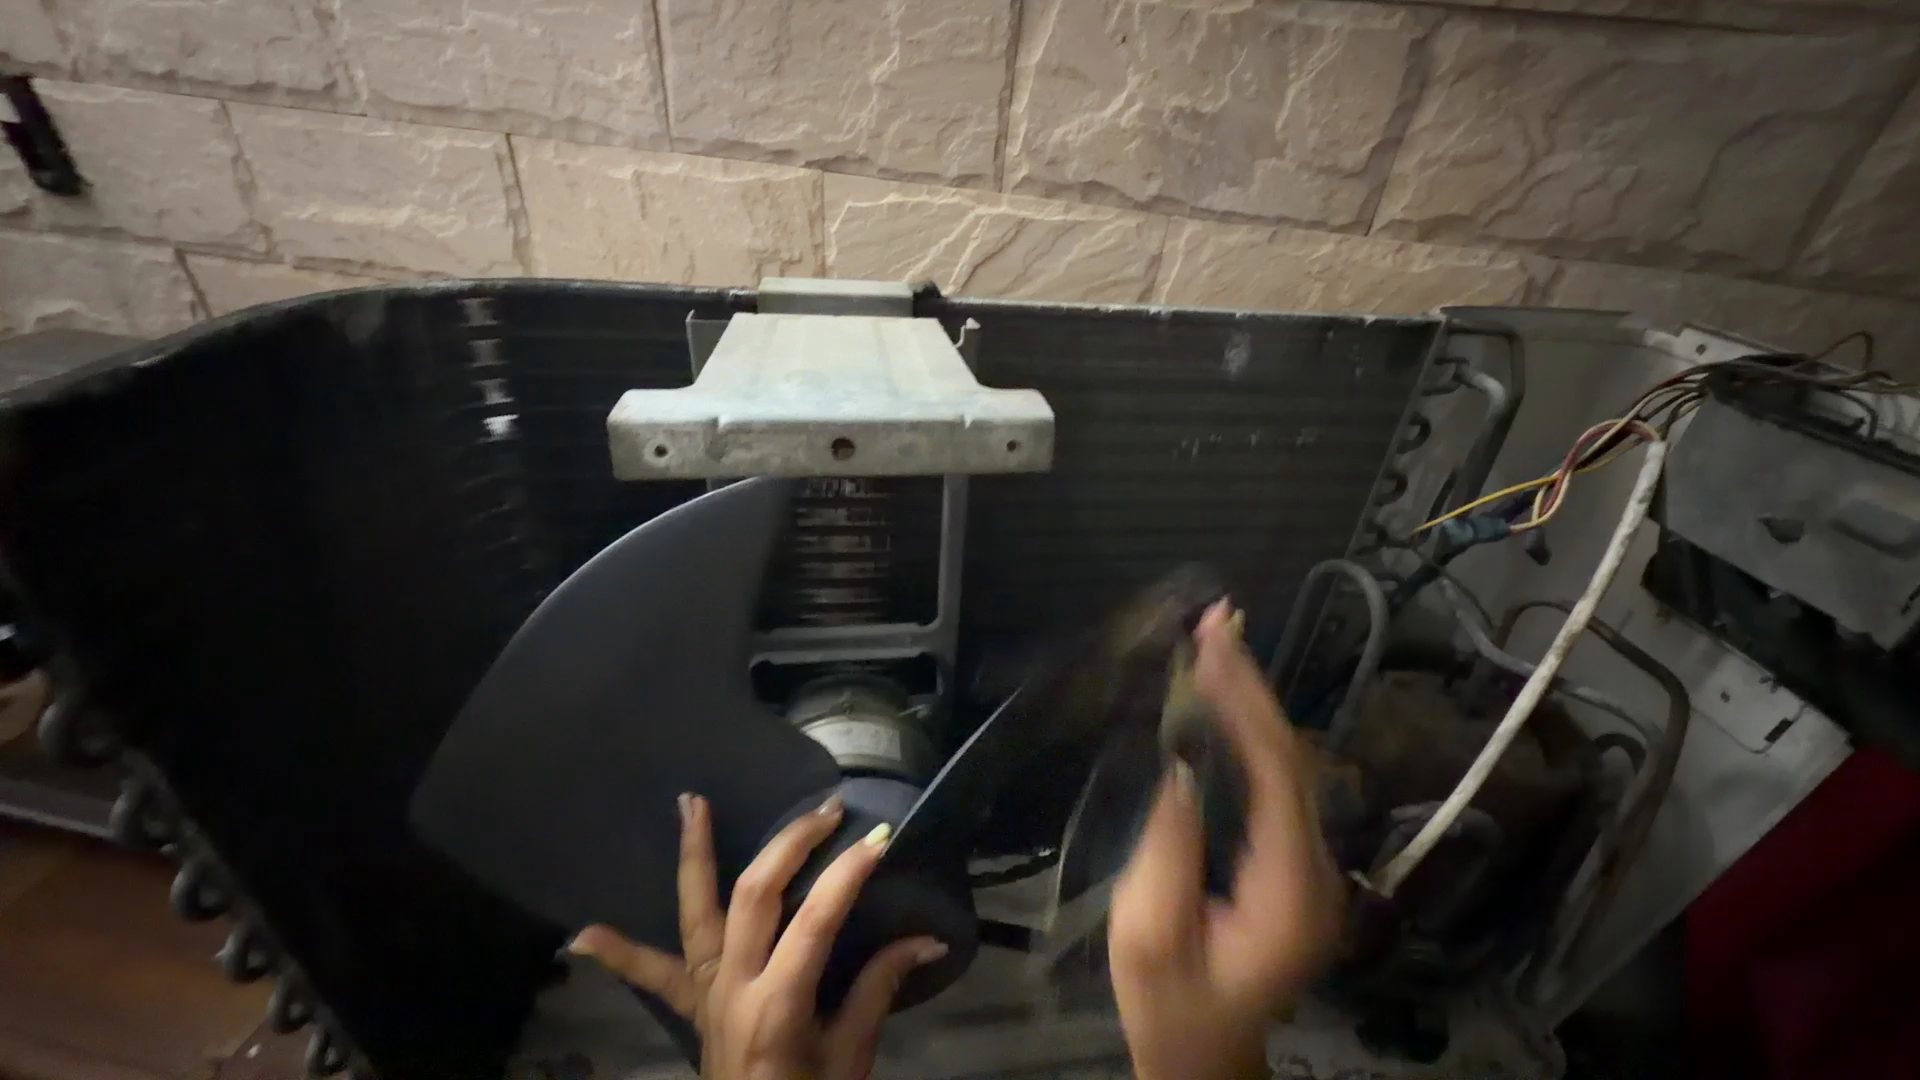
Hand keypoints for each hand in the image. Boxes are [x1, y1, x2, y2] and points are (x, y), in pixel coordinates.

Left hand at [568, 793, 948, 1079]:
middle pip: (754, 894)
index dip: (848, 874)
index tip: (879, 838)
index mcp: (778, 1003)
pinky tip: (582, 934)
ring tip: (691, 802)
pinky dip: (620, 954)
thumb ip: (881, 987)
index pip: (816, 919)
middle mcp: (733, 987)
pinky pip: (652, 975)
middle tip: (825, 810)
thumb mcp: (852, 1054)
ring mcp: (705, 991)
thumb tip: (931, 937)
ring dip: (694, 854)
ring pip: (695, 911)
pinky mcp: (692, 1004)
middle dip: (791, 844)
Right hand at [1108, 600, 1345, 1079]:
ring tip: (1219, 639)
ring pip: (1287, 762)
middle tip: (1218, 618)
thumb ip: (1169, 853)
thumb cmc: (1170, 1001)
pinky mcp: (1288, 857)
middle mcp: (1315, 868)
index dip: (1245, 704)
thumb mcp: (1149, 936)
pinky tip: (1227, 693)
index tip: (1211, 646)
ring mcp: (1308, 862)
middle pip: (1291, 758)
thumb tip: (1182, 768)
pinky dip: (1249, 726)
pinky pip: (1273, 778)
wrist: (1203, 1050)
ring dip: (1253, 696)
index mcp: (1289, 890)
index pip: (1276, 776)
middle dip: (1253, 684)